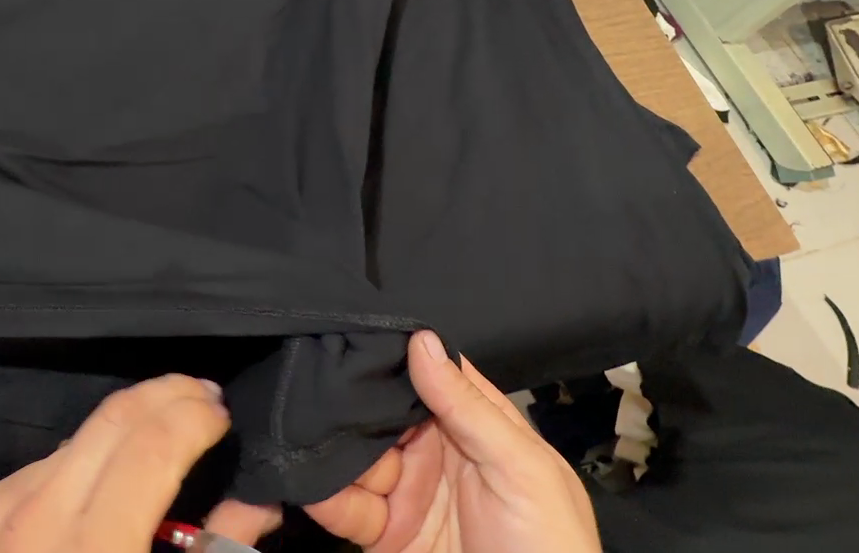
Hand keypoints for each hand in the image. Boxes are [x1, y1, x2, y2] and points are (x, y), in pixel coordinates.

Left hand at [0, 374, 275, 552]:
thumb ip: (219, 551)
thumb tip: (259, 500)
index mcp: (93, 549)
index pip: (152, 445)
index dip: (196, 416)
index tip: (224, 413)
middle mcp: (40, 515)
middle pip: (116, 416)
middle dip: (170, 394)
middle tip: (207, 395)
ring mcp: (5, 508)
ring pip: (85, 430)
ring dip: (133, 419)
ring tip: (169, 427)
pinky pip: (53, 458)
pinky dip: (93, 451)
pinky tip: (114, 466)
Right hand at [304, 330, 600, 552]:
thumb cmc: (550, 549)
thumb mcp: (523, 471)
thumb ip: (470, 407)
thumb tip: (421, 338)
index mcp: (474, 425)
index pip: (426, 373)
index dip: (391, 350)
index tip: (350, 328)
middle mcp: (435, 451)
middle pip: (380, 410)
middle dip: (349, 400)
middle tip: (315, 386)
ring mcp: (408, 493)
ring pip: (356, 453)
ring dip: (332, 446)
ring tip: (309, 436)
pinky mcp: (385, 535)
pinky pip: (347, 507)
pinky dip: (325, 495)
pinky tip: (312, 483)